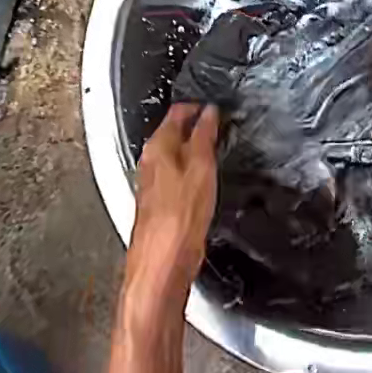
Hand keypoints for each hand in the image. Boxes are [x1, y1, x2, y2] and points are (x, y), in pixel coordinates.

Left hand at [126, 102, 219, 303]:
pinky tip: (205, 181)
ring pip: (176, 155)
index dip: (199, 106)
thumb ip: (205, 135)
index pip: (178, 111)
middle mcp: (150, 162)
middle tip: (221, 128)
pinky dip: (192, 172)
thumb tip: (209, 112)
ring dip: (196, 151)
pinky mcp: (160, 204)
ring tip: (217, 151)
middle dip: (198, 127)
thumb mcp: (201, 166)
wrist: (162, 266)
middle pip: (175, 131)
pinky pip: (177, 176)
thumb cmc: (178, 218)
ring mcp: (153, 183)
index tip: (218, 109)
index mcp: (158, 146)